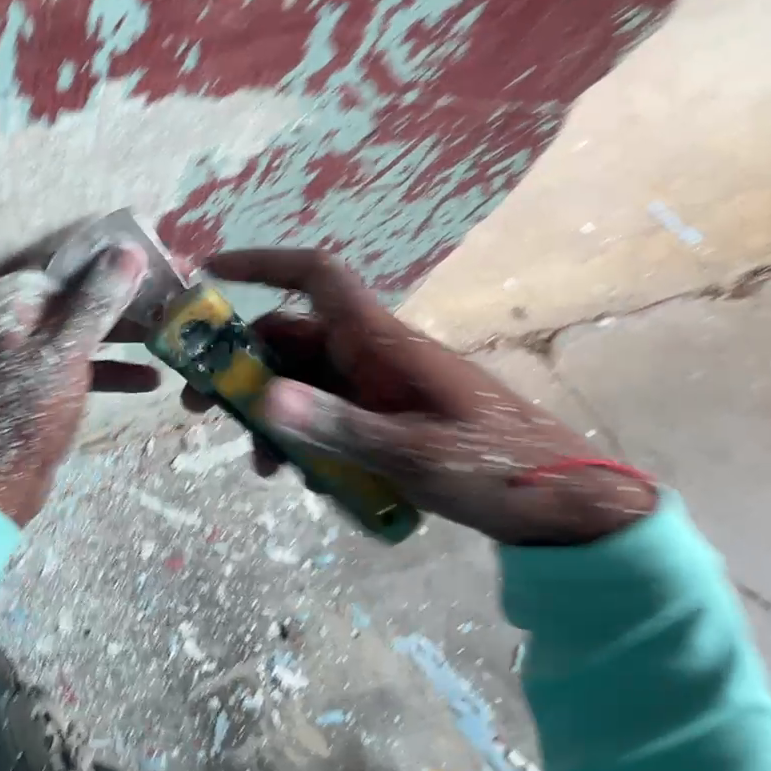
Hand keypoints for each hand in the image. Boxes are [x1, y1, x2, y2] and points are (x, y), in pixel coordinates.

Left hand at [0, 244, 154, 525]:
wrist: (3, 479)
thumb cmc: (30, 407)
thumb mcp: (68, 348)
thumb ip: (97, 298)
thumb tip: (127, 251)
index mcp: (10, 297)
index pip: (69, 263)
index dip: (116, 258)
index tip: (160, 260)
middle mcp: (16, 316)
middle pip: (80, 294)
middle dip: (127, 299)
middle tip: (176, 295)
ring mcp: (29, 350)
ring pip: (85, 329)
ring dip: (126, 334)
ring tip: (173, 332)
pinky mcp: (42, 380)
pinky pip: (82, 362)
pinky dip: (111, 368)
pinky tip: (151, 380)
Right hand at [196, 249, 658, 545]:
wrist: (571, 508)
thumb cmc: (499, 467)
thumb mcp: (413, 454)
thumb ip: (336, 426)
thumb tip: (263, 399)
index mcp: (380, 341)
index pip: (315, 276)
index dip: (261, 263)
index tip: (210, 271)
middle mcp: (370, 355)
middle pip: (289, 340)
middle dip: (240, 368)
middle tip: (198, 404)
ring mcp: (376, 389)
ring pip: (301, 385)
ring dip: (269, 417)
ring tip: (261, 467)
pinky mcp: (385, 420)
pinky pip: (325, 417)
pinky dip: (303, 441)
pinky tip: (305, 481)